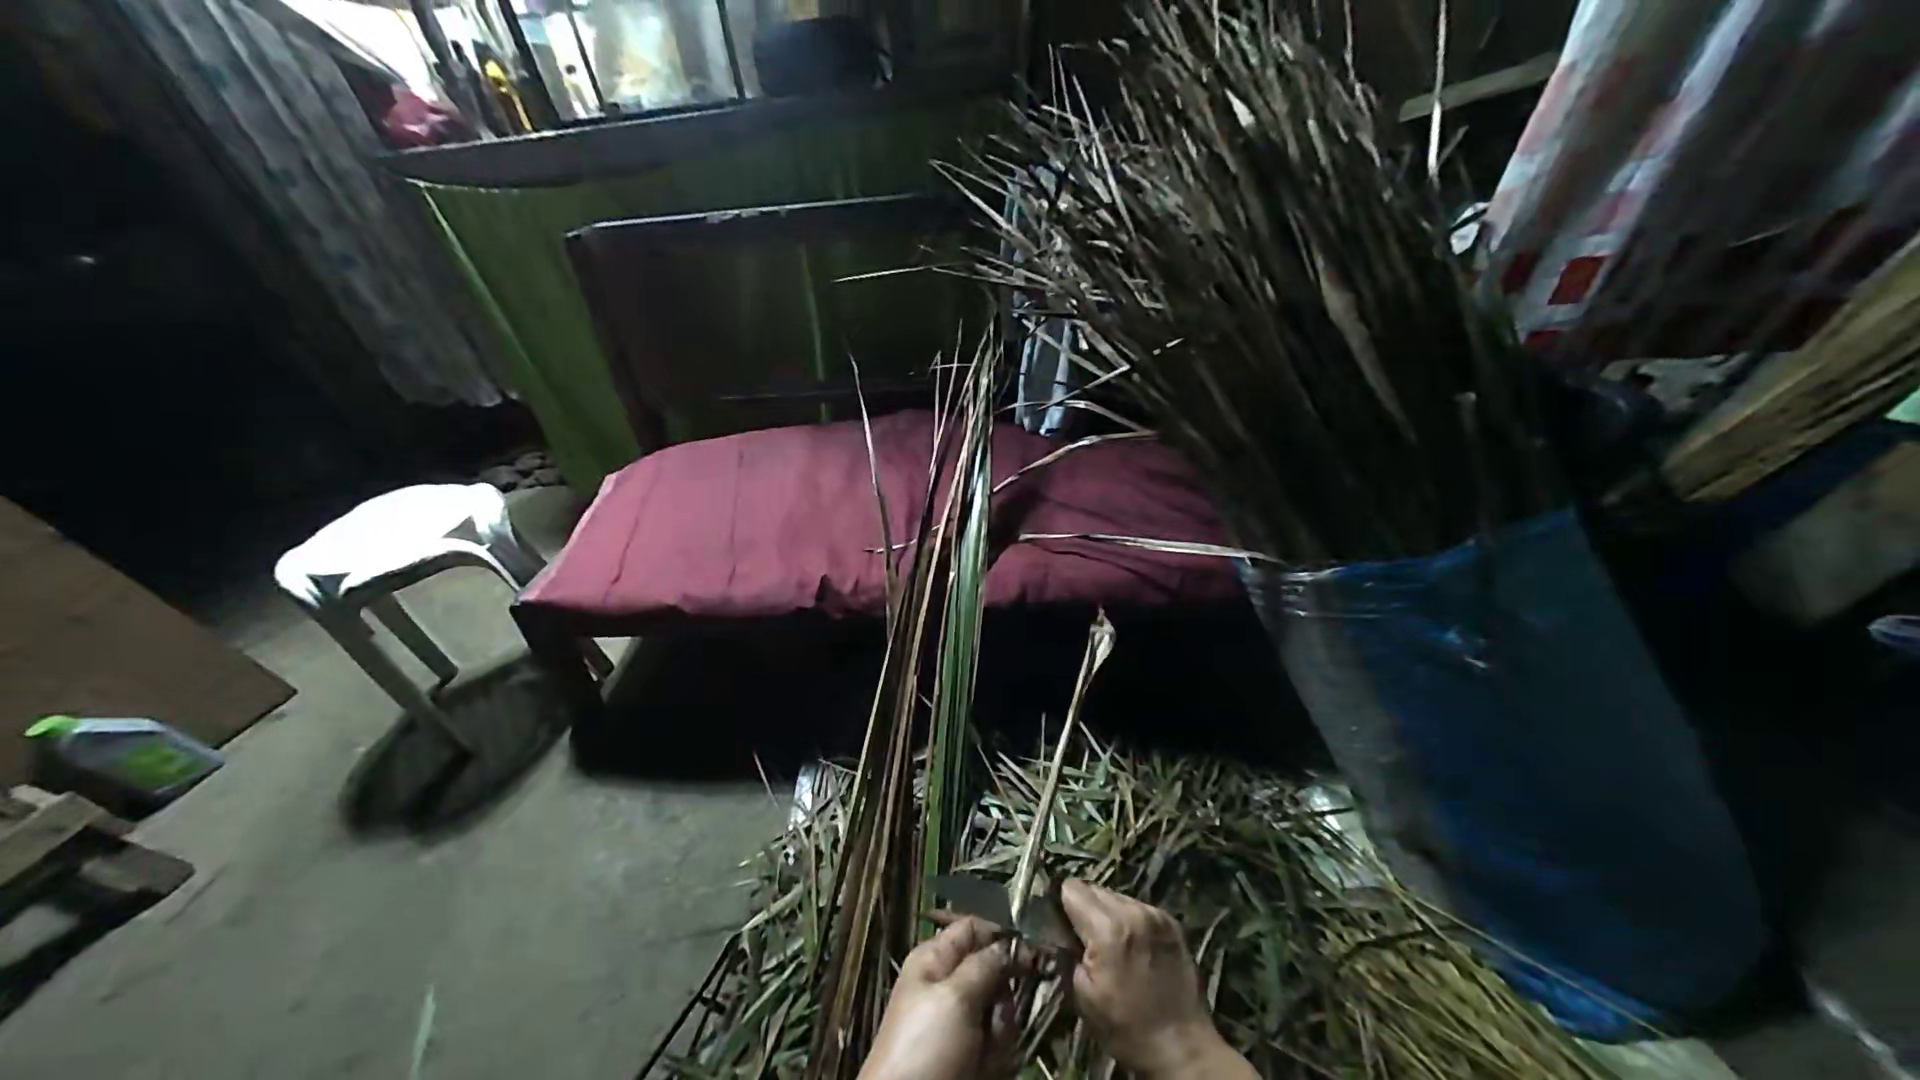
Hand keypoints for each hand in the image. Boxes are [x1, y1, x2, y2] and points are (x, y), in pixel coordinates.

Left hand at [858, 916, 1016, 1079]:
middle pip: (993, 970)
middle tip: (996, 1017)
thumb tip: (1012, 942)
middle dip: (1003, 995)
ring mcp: (958, 1019)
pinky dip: (996, 1054)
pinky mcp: (968, 1051)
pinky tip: (984, 1067)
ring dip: (1001, 1029)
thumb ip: (985, 964)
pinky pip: (995, 1040)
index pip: (974, 928)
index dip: (1001, 936)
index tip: (1029, 954)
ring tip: (986, 1051)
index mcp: (935, 958)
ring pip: (999, 1008)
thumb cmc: (925, 1046)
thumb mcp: (955, 997)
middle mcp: (947, 982)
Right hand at [1059, 880, 1255, 1079]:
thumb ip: (1067, 952)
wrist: (1182, 1047)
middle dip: (1085, 908)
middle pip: (1094, 889)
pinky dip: (1129, 920)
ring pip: (1116, 896)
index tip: (1063, 926)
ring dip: (1108, 913)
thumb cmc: (1126, 1027)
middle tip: (1087, 940)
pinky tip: (1134, 946)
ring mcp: (1155, 914)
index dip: (1063, 905)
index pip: (1071, 889)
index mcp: (1107, 929)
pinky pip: (1137, 907)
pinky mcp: (1171, 922)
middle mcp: (1132, 911)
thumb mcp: (1083, 995)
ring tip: (1112, 945)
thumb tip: (1058, 930)